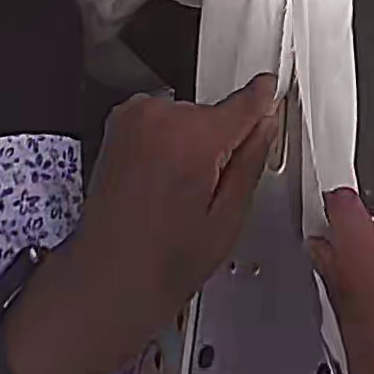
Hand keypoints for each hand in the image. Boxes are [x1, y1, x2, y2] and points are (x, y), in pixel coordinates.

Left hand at [3, 74, 280, 373]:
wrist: (103, 282)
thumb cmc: (157, 266)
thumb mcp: (226, 221)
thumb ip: (252, 161)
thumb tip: (266, 125)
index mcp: (194, 139)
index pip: (245, 101)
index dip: (264, 99)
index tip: (271, 91)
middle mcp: (162, 117)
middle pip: (215, 113)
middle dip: (220, 141)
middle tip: (206, 187)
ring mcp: (137, 116)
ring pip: (189, 115)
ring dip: (191, 140)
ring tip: (175, 189)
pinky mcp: (121, 120)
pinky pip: (163, 116)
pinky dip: (167, 137)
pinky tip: (159, 177)